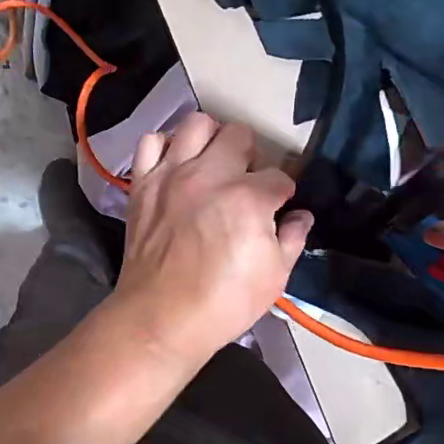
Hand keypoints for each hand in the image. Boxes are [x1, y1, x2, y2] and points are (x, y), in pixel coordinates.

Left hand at [105, 113, 311, 367]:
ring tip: (213, 164)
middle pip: (239, 135)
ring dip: (212, 140)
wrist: (161, 318)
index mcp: (248, 198)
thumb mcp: (274, 277)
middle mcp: (209, 175)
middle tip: (247, 181)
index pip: (279, 176)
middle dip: (251, 155)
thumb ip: (291, 239)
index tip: (278, 208)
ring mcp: (171, 175)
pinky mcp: (143, 184)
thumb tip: (300, 217)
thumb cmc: (223, 302)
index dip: (283, 193)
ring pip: (196, 124)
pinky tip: (176, 166)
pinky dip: (166, 147)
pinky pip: (150, 142)